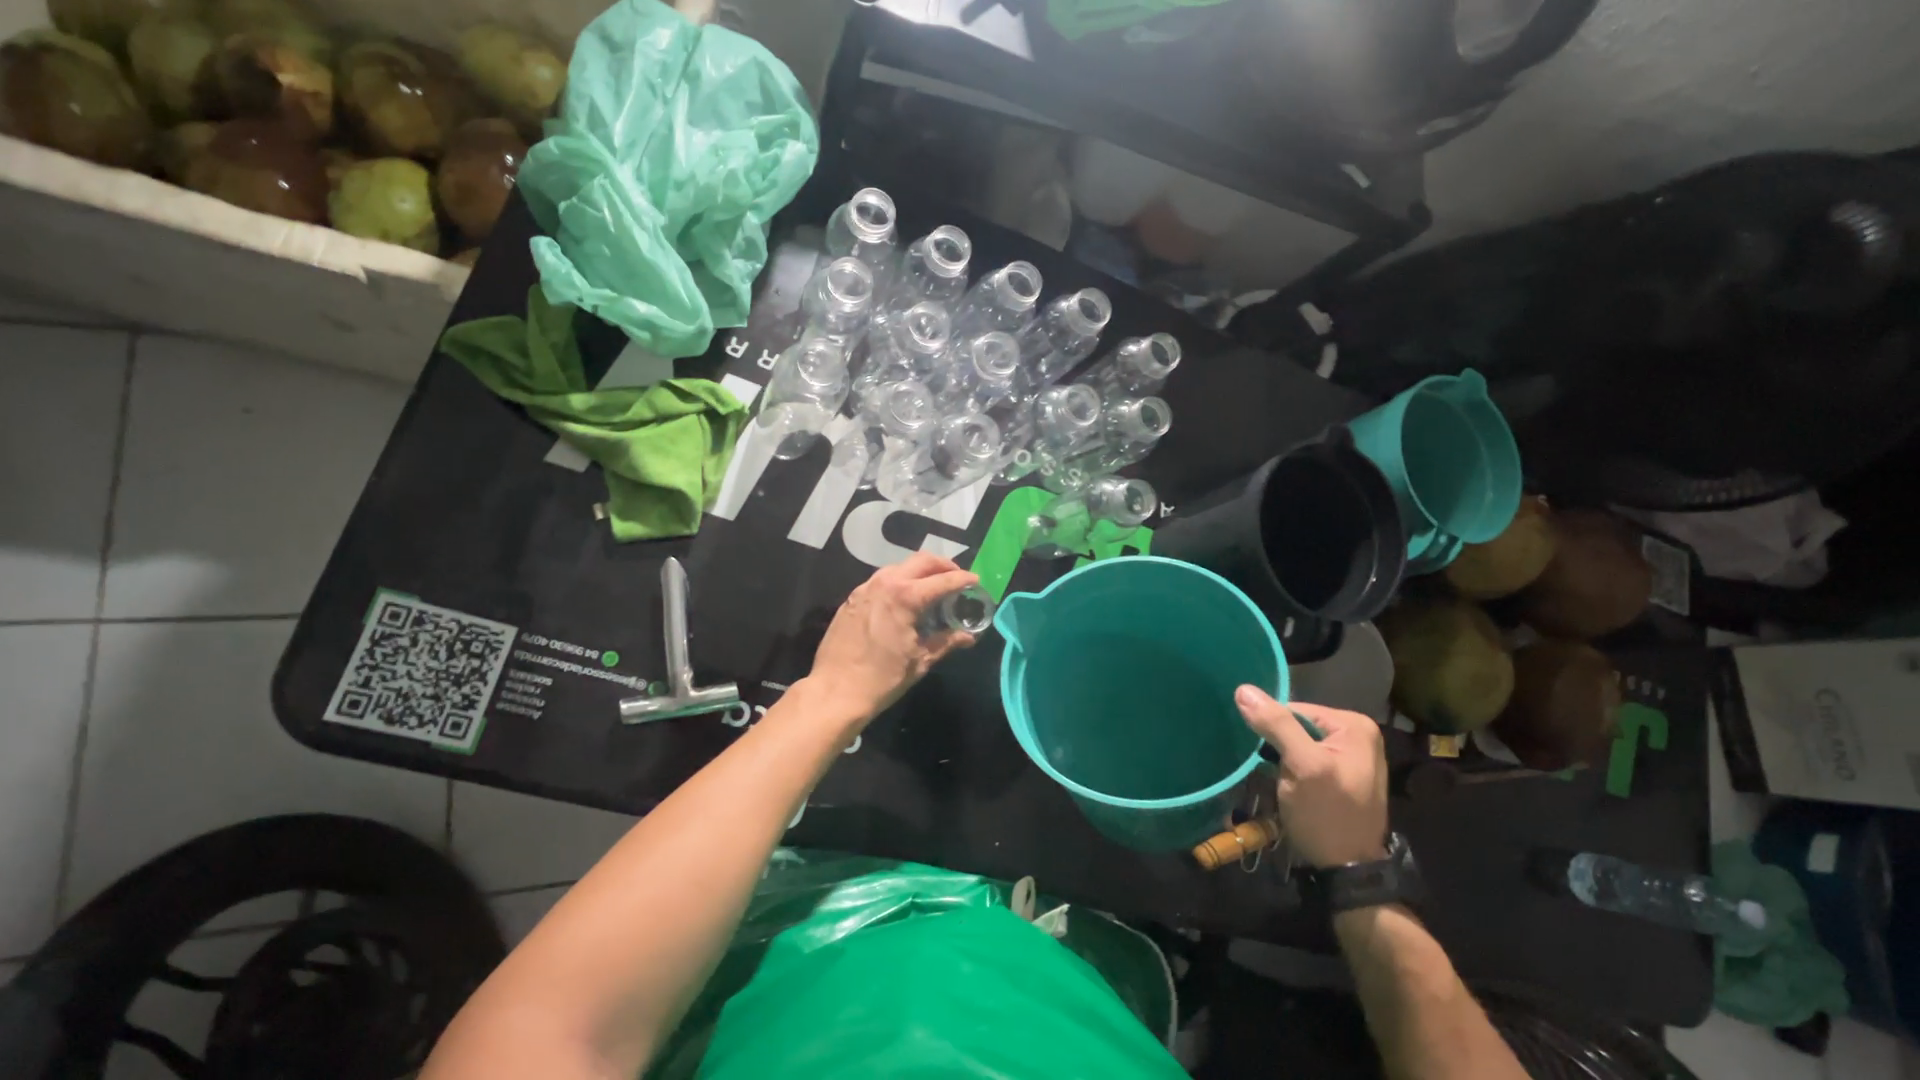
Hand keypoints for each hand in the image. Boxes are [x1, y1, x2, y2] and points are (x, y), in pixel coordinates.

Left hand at [806, 554, 978, 721]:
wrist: (835, 691)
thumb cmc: (883, 678)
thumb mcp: (920, 661)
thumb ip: (946, 642)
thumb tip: (968, 637)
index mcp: (905, 596)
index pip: (942, 580)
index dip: (963, 579)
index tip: (976, 581)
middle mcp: (885, 583)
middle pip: (921, 561)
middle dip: (942, 566)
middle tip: (956, 578)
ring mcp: (865, 589)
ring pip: (898, 567)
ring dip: (919, 572)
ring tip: (931, 588)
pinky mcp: (852, 599)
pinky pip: (881, 580)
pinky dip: (899, 582)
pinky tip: (904, 600)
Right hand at [1236, 689, 1388, 868]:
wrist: (1347, 870)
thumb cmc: (1327, 815)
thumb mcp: (1302, 766)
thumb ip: (1276, 725)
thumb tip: (1242, 688)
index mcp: (1354, 724)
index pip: (1294, 709)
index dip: (1272, 729)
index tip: (1262, 755)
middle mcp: (1356, 734)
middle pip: (1296, 726)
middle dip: (1276, 746)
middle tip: (1268, 771)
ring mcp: (1349, 757)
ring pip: (1296, 745)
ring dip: (1280, 760)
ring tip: (1274, 780)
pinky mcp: (1338, 777)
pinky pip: (1304, 761)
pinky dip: (1288, 771)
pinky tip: (1285, 787)